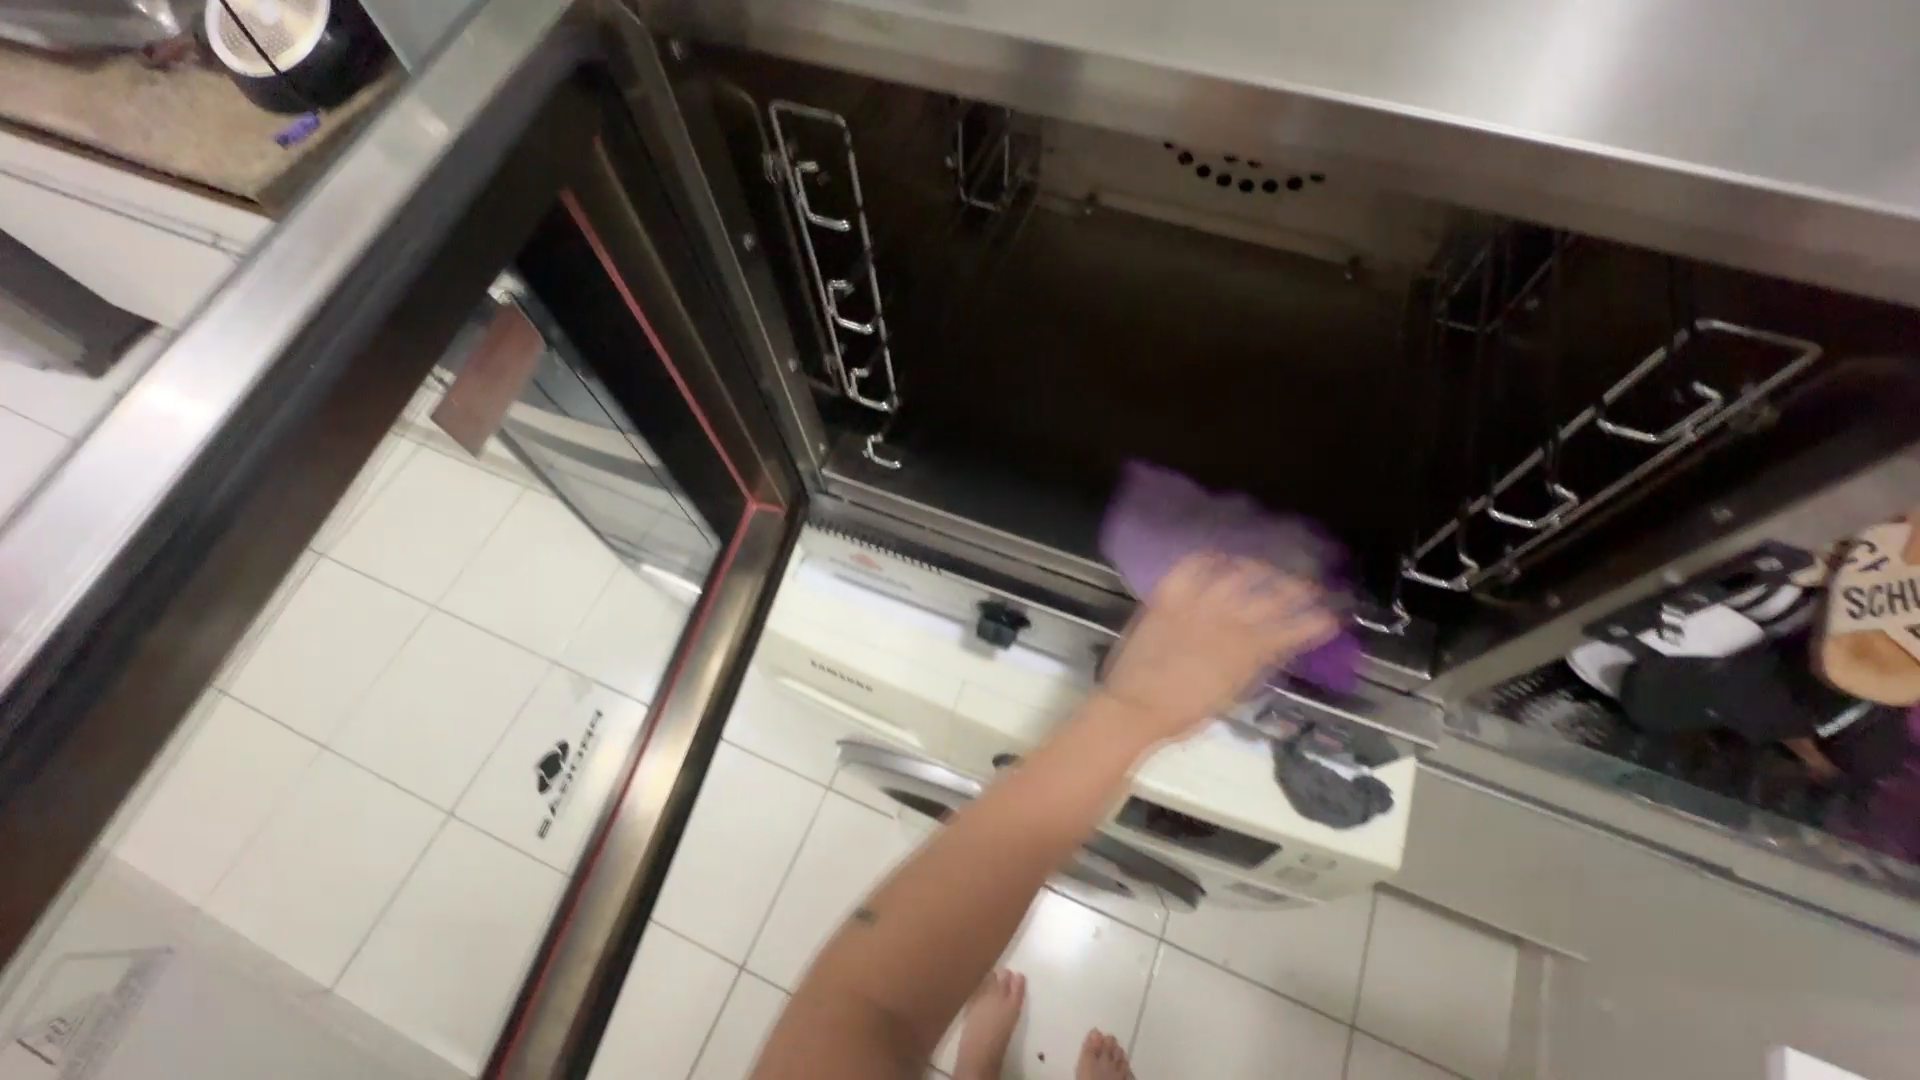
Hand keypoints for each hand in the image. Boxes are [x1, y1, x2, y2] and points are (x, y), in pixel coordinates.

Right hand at [1095, 555, 1338, 745]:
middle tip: (1279, 570)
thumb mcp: (1147, 630)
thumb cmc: (1131, 676)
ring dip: (1294, 588)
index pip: (1205, 560)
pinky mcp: (1250, 652)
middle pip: (1245, 571)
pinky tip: (1327, 621)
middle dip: (1264, 568)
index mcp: (1176, 593)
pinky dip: (1310, 625)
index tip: (1234, 558)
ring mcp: (1231, 625)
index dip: (1223, 557)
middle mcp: (1208, 600)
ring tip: (1311, 587)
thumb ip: (1169, 614)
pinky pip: (1288, 632)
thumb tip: (1181, 611)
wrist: (1138, 704)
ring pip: (1273, 595)